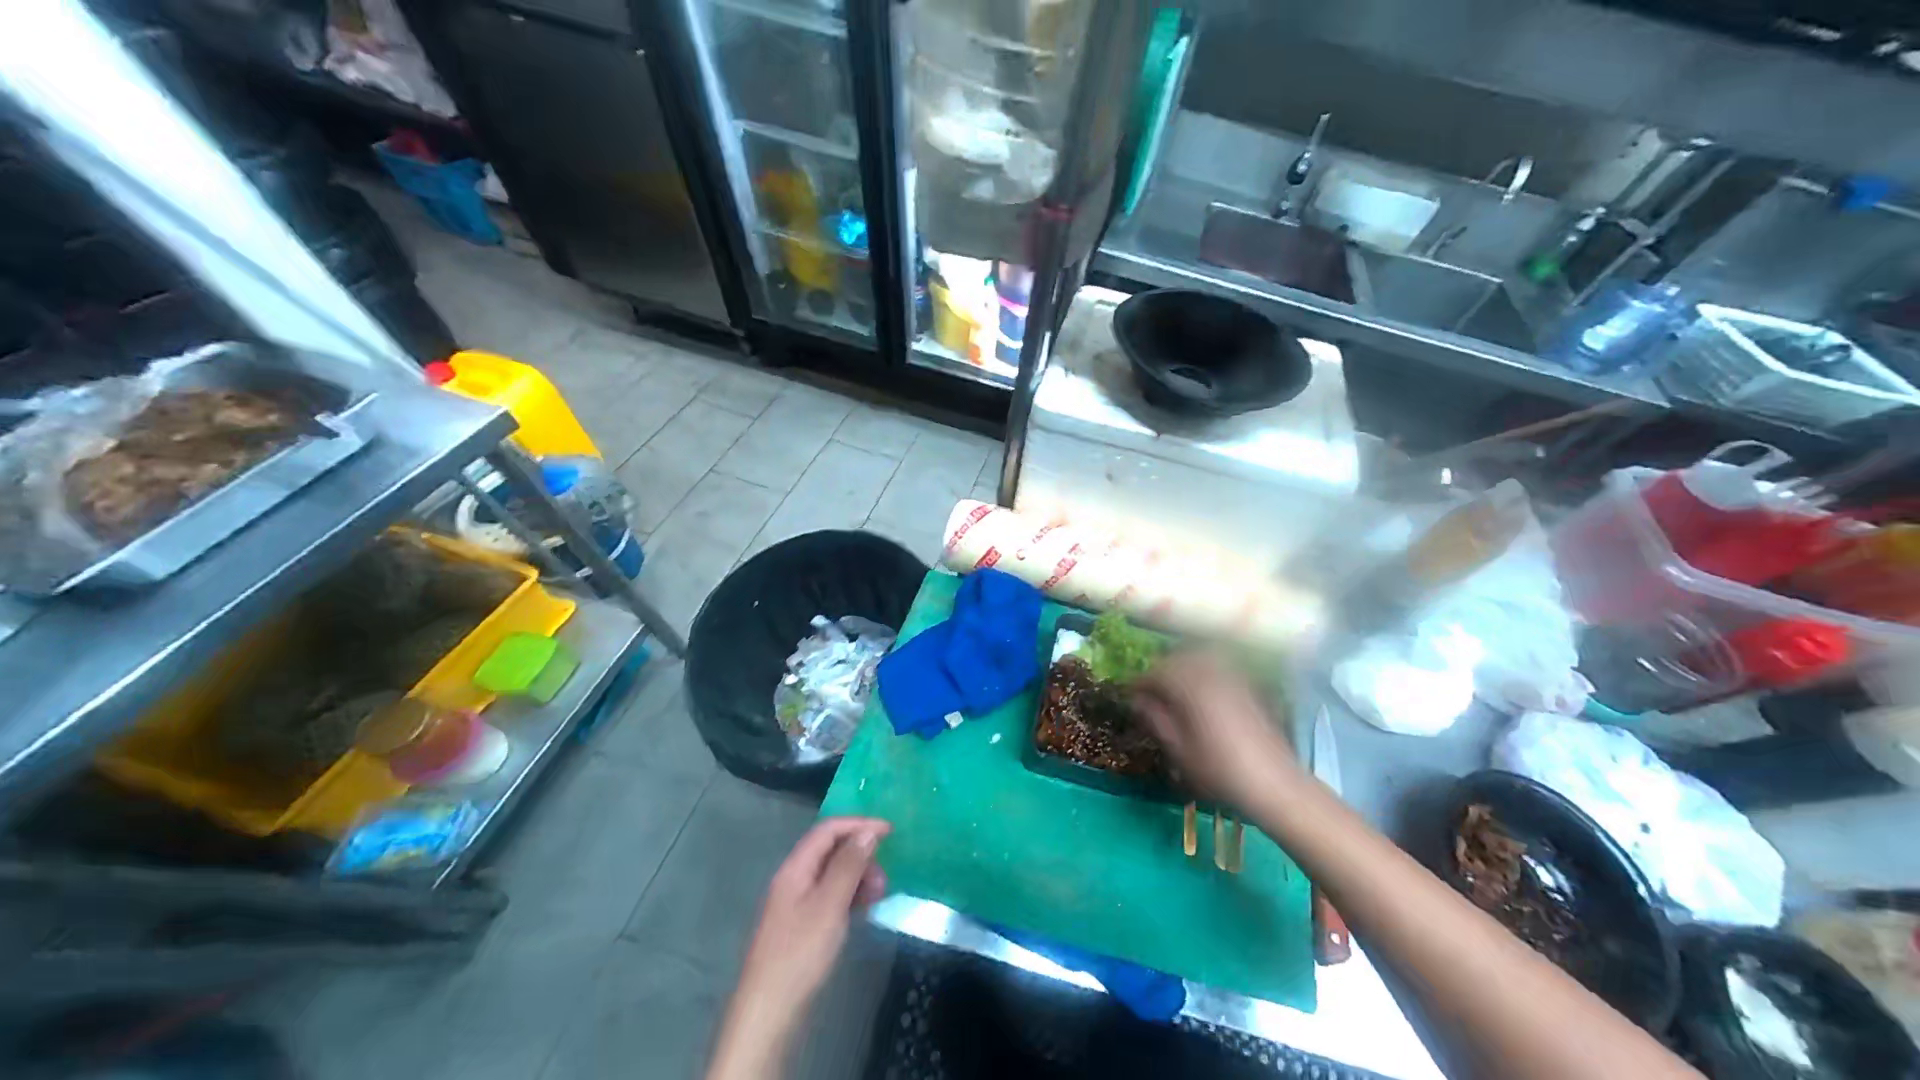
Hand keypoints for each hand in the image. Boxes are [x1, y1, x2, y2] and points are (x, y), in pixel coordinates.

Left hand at [734, 817, 890, 1025]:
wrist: (769, 1011)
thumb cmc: (800, 954)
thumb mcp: (829, 905)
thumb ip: (848, 865)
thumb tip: (867, 832)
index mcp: (795, 868)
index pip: (828, 830)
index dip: (859, 825)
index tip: (891, 832)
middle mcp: (794, 879)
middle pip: (830, 850)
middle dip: (861, 855)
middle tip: (884, 877)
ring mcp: (796, 903)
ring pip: (832, 874)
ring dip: (858, 876)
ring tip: (878, 895)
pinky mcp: (803, 926)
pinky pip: (831, 896)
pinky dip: (850, 895)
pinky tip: (864, 909)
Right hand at [1133, 650, 1304, 811]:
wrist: (1275, 785)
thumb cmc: (1221, 772)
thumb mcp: (1180, 751)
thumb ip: (1156, 720)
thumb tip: (1137, 700)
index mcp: (1191, 688)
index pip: (1157, 672)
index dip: (1140, 682)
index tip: (1130, 695)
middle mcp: (1212, 674)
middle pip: (1178, 658)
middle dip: (1161, 671)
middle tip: (1150, 693)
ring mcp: (1234, 678)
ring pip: (1199, 658)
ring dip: (1181, 667)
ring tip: (1173, 691)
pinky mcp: (1248, 687)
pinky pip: (1219, 666)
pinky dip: (1203, 670)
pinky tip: (1200, 692)